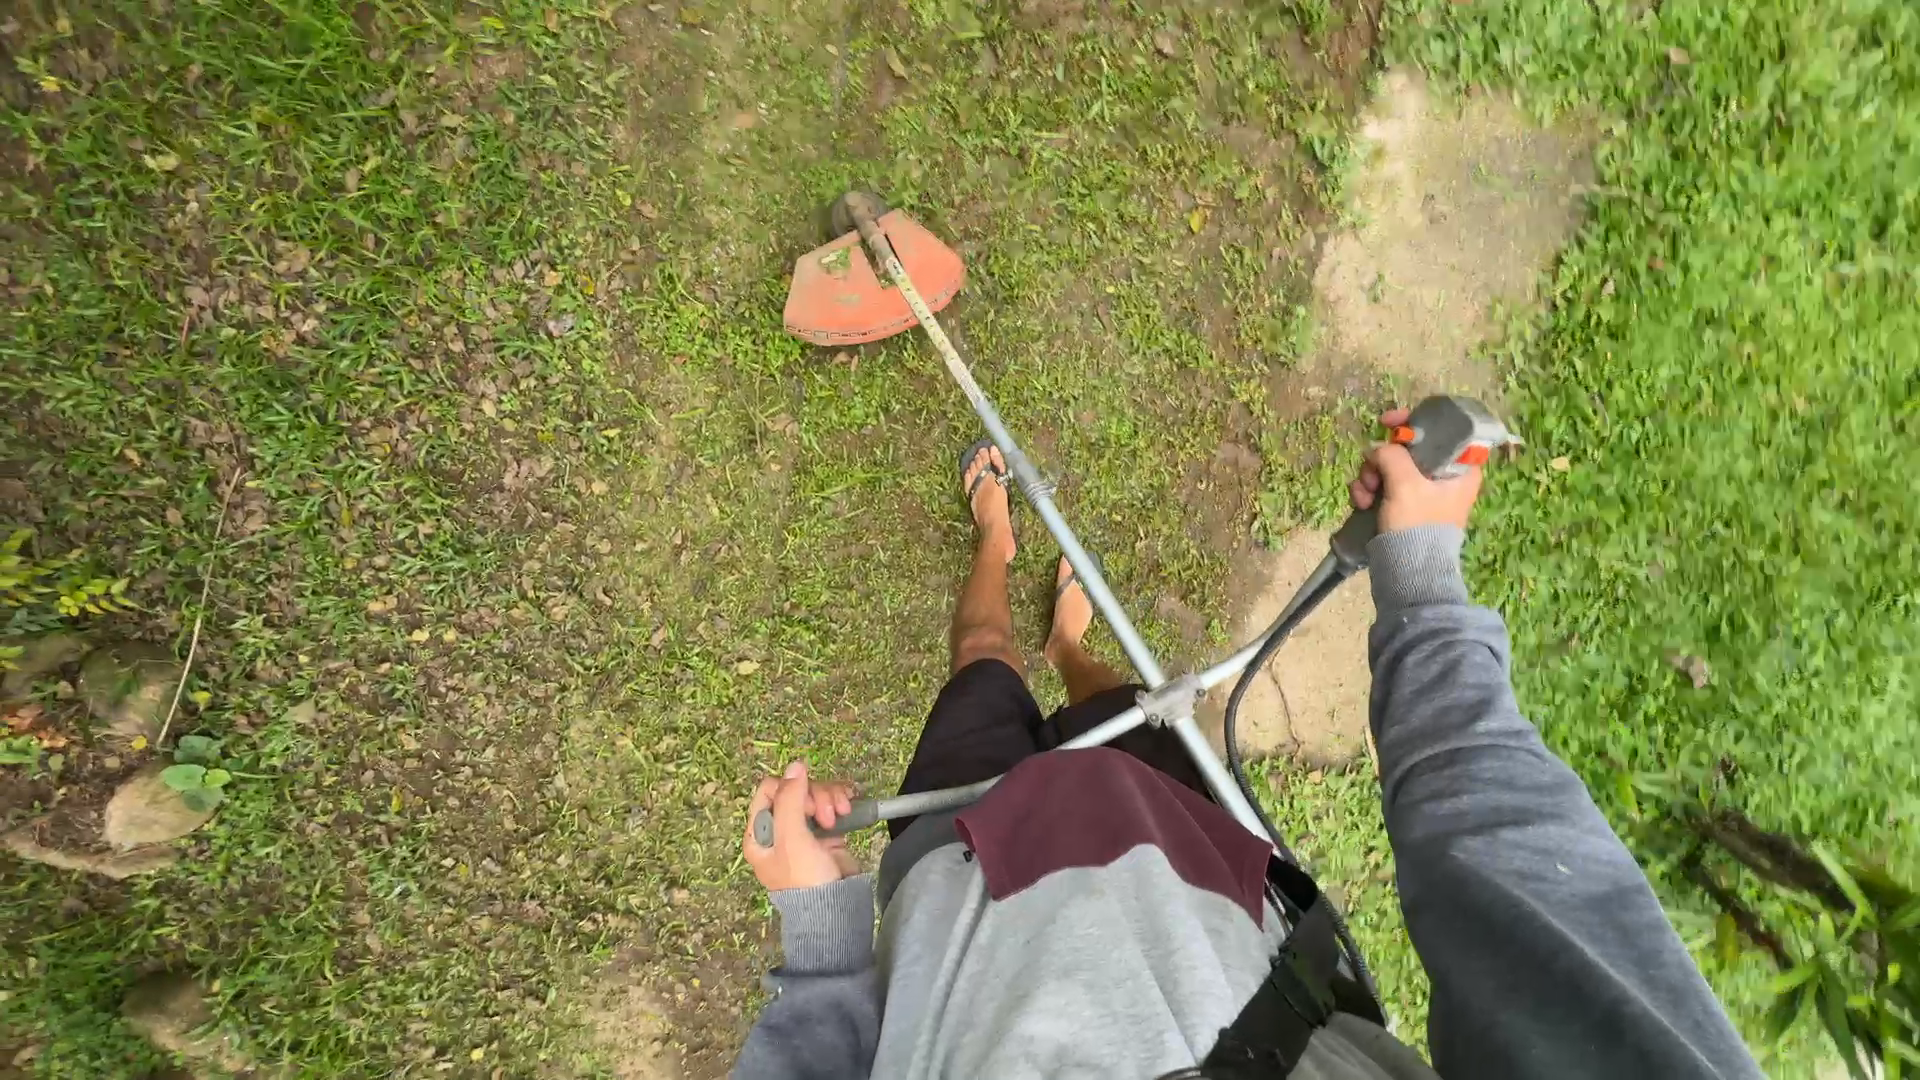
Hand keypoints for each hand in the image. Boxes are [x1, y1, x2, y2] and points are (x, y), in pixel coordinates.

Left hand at [742, 760, 858, 890]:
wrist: (835, 909)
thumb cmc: (805, 878)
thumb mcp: (791, 839)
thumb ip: (790, 800)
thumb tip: (796, 765)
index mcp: (760, 831)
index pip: (770, 790)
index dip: (791, 790)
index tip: (807, 807)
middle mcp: (780, 827)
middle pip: (797, 788)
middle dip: (816, 796)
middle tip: (827, 817)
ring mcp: (804, 828)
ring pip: (816, 793)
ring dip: (831, 797)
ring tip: (842, 813)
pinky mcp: (826, 831)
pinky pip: (831, 802)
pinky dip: (841, 800)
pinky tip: (849, 806)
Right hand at [1349, 408, 1484, 532]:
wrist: (1408, 569)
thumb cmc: (1417, 524)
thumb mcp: (1406, 484)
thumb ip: (1392, 455)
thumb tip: (1378, 448)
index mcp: (1460, 468)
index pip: (1441, 430)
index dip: (1414, 421)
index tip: (1388, 422)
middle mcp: (1442, 476)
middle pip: (1406, 449)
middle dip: (1381, 458)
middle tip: (1371, 471)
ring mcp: (1420, 492)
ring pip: (1388, 467)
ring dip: (1369, 477)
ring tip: (1364, 496)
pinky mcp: (1401, 506)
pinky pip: (1380, 486)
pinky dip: (1367, 492)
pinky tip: (1361, 504)